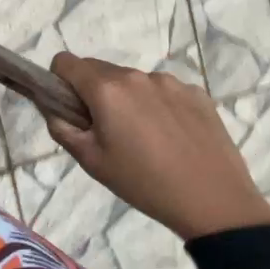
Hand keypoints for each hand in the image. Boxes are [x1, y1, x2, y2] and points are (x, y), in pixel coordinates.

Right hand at [45, 52, 269, 241]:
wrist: (218, 206)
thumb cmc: (146, 184)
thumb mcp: (92, 162)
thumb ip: (62, 128)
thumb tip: (51, 107)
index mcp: (105, 89)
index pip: (65, 62)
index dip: (59, 81)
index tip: (70, 107)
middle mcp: (135, 75)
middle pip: (99, 70)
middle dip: (94, 91)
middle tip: (108, 129)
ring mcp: (170, 83)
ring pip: (133, 81)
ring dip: (128, 98)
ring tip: (147, 137)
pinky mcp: (198, 94)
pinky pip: (165, 90)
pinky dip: (160, 105)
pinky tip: (173, 135)